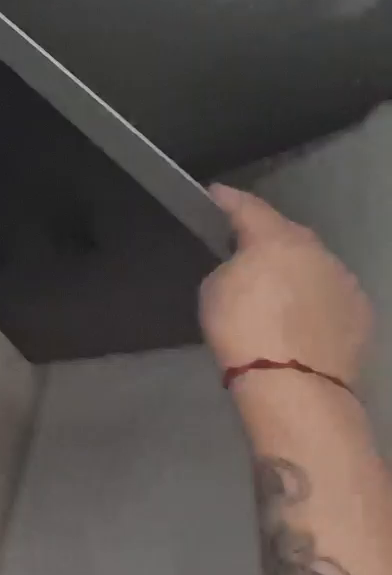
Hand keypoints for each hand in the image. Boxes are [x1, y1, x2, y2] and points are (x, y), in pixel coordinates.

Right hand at [200, 185, 371, 387]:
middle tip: (239, 234)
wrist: (292, 380)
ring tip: (268, 270)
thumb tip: (250, 259)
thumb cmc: (238, 324)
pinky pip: (329, 286)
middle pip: (290, 231)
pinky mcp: (360, 312)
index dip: (229, 199)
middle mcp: (320, 255)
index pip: (251, 208)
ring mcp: (347, 284)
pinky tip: (293, 300)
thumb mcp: (217, 283)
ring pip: (315, 259)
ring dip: (292, 258)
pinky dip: (310, 284)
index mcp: (279, 242)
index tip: (213, 195)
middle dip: (266, 229)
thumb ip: (237, 262)